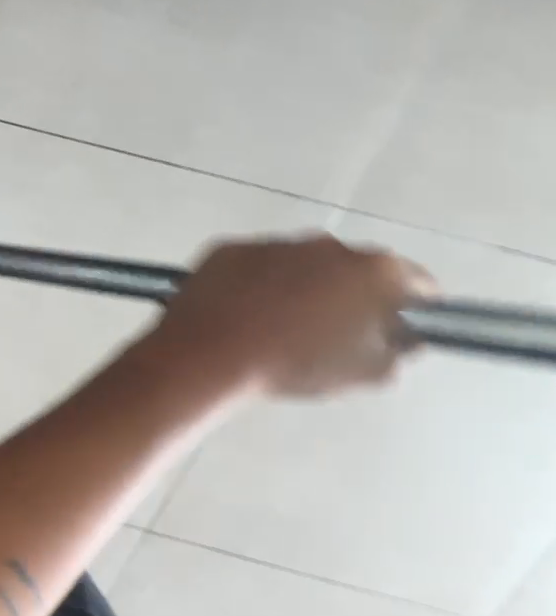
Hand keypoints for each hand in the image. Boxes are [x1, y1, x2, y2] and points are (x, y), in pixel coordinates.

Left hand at [152, 235, 433, 397]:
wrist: (204, 356)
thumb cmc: (293, 366)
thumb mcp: (369, 373)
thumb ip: (399, 350)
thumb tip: (401, 337)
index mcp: (376, 269)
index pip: (411, 283)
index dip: (406, 306)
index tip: (390, 326)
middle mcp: (327, 244)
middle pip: (350, 268)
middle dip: (346, 292)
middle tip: (324, 326)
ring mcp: (271, 243)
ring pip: (297, 263)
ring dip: (294, 284)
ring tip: (271, 320)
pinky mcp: (225, 249)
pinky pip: (250, 265)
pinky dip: (249, 282)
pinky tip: (235, 309)